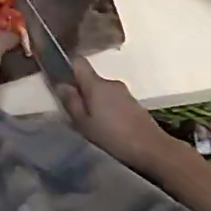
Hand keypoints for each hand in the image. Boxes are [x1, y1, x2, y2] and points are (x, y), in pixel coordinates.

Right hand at [55, 57, 190, 172]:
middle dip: (81, 92)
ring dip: (95, 103)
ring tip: (91, 125)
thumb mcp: (84, 124)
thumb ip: (72, 102)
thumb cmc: (112, 137)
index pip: (79, 63)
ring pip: (102, 91)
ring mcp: (124, 92)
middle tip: (74, 114)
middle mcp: (111, 83)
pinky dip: (106, 109)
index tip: (60, 81)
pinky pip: (113, 100)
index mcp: (97, 85)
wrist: (151, 148)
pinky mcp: (133, 103)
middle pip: (90, 80)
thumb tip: (62, 84)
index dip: (67, 67)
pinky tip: (107, 128)